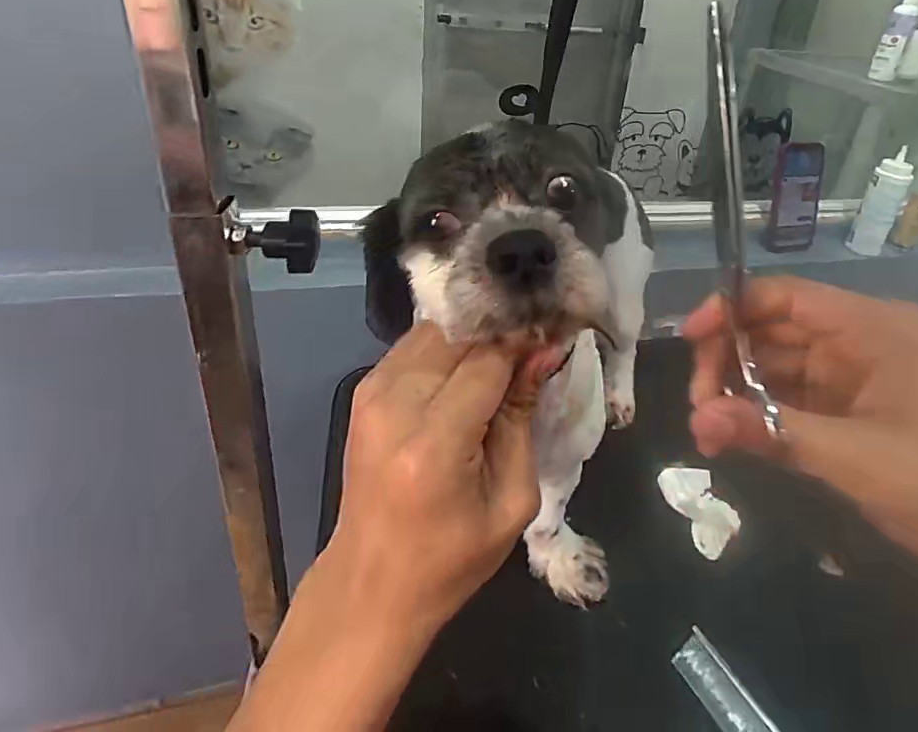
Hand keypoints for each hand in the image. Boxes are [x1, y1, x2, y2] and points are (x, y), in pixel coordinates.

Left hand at [233, 325, 542, 731]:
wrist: (369, 587)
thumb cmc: (451, 559)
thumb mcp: (511, 499)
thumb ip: (523, 417)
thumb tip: (544, 352)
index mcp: (433, 445)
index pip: (488, 361)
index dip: (525, 343)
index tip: (554, 337)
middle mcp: (394, 406)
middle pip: (461, 335)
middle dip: (502, 332)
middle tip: (534, 344)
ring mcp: (371, 393)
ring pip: (437, 329)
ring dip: (475, 336)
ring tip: (504, 357)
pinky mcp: (363, 390)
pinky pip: (416, 344)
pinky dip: (449, 345)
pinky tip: (469, 367)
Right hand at [682, 276, 917, 581]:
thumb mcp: (859, 459)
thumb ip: (773, 433)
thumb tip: (697, 423)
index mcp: (874, 327)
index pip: (788, 297)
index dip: (732, 308)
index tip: (689, 338)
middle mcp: (865, 341)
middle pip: (778, 331)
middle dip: (732, 361)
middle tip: (698, 407)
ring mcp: (863, 377)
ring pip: (785, 367)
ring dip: (745, 392)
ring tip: (708, 427)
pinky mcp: (862, 411)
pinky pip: (801, 399)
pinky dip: (769, 414)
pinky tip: (739, 435)